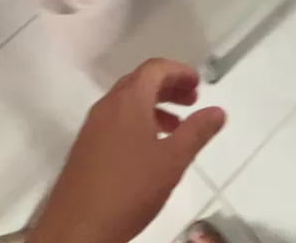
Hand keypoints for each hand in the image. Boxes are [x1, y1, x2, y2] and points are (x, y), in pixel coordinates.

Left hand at [30, 60, 226, 242]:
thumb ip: (197, 132)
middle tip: (191, 101)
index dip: (179, 71)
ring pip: (127, 102)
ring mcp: (93, 126)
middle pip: (140, 81)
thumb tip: (219, 110)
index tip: (198, 84)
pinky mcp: (85, 147)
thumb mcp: (172, 161)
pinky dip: (137, 122)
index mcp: (129, 100)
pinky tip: (149, 150)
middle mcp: (108, 105)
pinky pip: (115, 120)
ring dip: (154, 106)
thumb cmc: (129, 189)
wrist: (76, 229)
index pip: (155, 68)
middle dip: (168, 87)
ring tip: (175, 128)